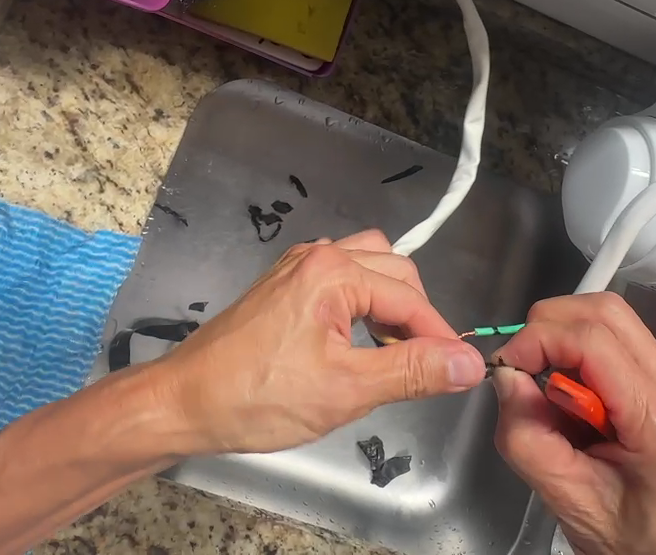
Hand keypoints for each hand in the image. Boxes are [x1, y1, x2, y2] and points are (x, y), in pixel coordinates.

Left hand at [149, 229, 485, 454]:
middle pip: (393, 270)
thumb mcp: (345, 390)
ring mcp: (299, 265)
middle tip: (422, 365)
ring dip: (389, 302)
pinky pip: (342, 275)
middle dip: (415, 316)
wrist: (187, 400)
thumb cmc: (260, 396)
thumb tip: (468, 363)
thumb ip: (411, 371)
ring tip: (391, 350)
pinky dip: (362, 301)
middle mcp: (318, 254)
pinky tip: (357, 337)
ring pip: (369, 265)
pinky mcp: (286, 282)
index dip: (440, 335)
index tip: (462, 371)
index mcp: (333, 271)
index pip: (408, 296)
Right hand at [492, 293, 655, 554]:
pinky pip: (625, 341)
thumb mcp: (569, 501)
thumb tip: (505, 375)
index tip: (508, 365)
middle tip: (524, 366)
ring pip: (616, 317)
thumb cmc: (636, 549)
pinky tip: (576, 393)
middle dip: (551, 325)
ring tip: (550, 383)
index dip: (539, 338)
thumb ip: (527, 437)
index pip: (594, 340)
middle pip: (607, 312)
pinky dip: (586, 350)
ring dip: (568, 334)